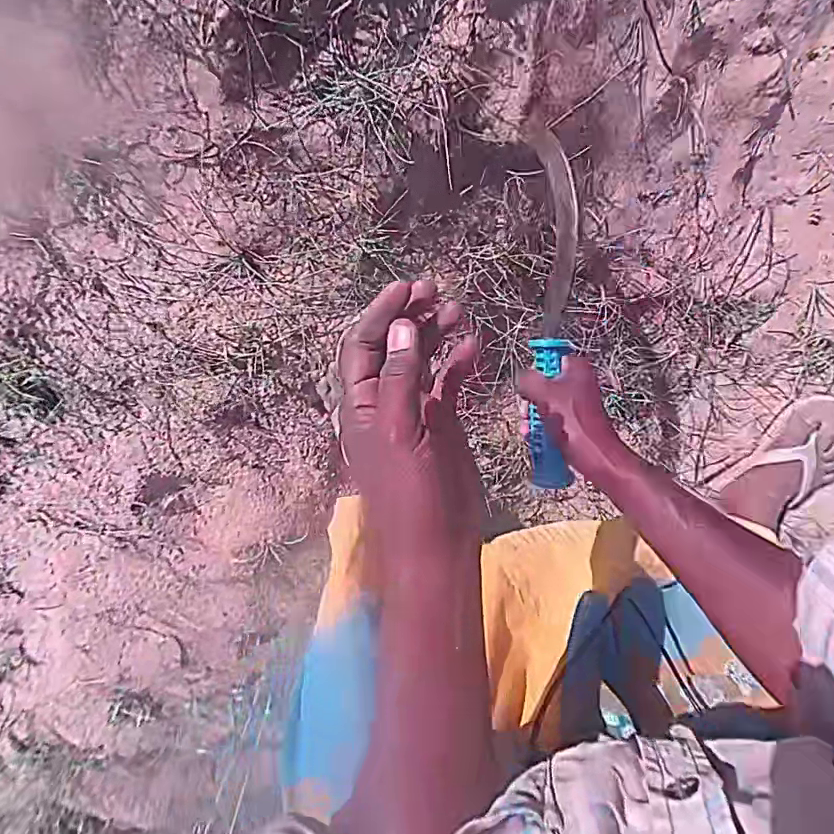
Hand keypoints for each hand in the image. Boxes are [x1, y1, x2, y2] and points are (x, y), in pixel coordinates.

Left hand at [337, 280, 483, 572]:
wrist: (438, 546)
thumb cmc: (411, 493)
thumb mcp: (400, 431)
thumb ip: (399, 379)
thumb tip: (402, 328)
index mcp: (360, 402)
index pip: (363, 344)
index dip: (381, 313)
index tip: (405, 287)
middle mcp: (382, 400)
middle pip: (392, 346)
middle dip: (409, 316)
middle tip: (434, 290)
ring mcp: (412, 410)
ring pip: (420, 360)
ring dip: (435, 333)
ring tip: (456, 309)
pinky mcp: (440, 422)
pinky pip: (446, 383)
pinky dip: (457, 363)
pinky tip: (473, 346)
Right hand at [515, 354, 629, 479]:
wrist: (595, 457)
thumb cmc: (572, 422)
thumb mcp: (543, 394)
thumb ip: (528, 379)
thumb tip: (521, 379)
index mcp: (577, 368)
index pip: (550, 357)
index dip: (535, 369)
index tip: (528, 383)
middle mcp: (578, 382)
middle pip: (543, 382)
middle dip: (529, 397)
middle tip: (526, 409)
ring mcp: (576, 404)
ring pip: (544, 402)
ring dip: (531, 415)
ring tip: (528, 427)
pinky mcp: (573, 422)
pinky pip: (550, 418)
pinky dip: (540, 426)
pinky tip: (533, 436)